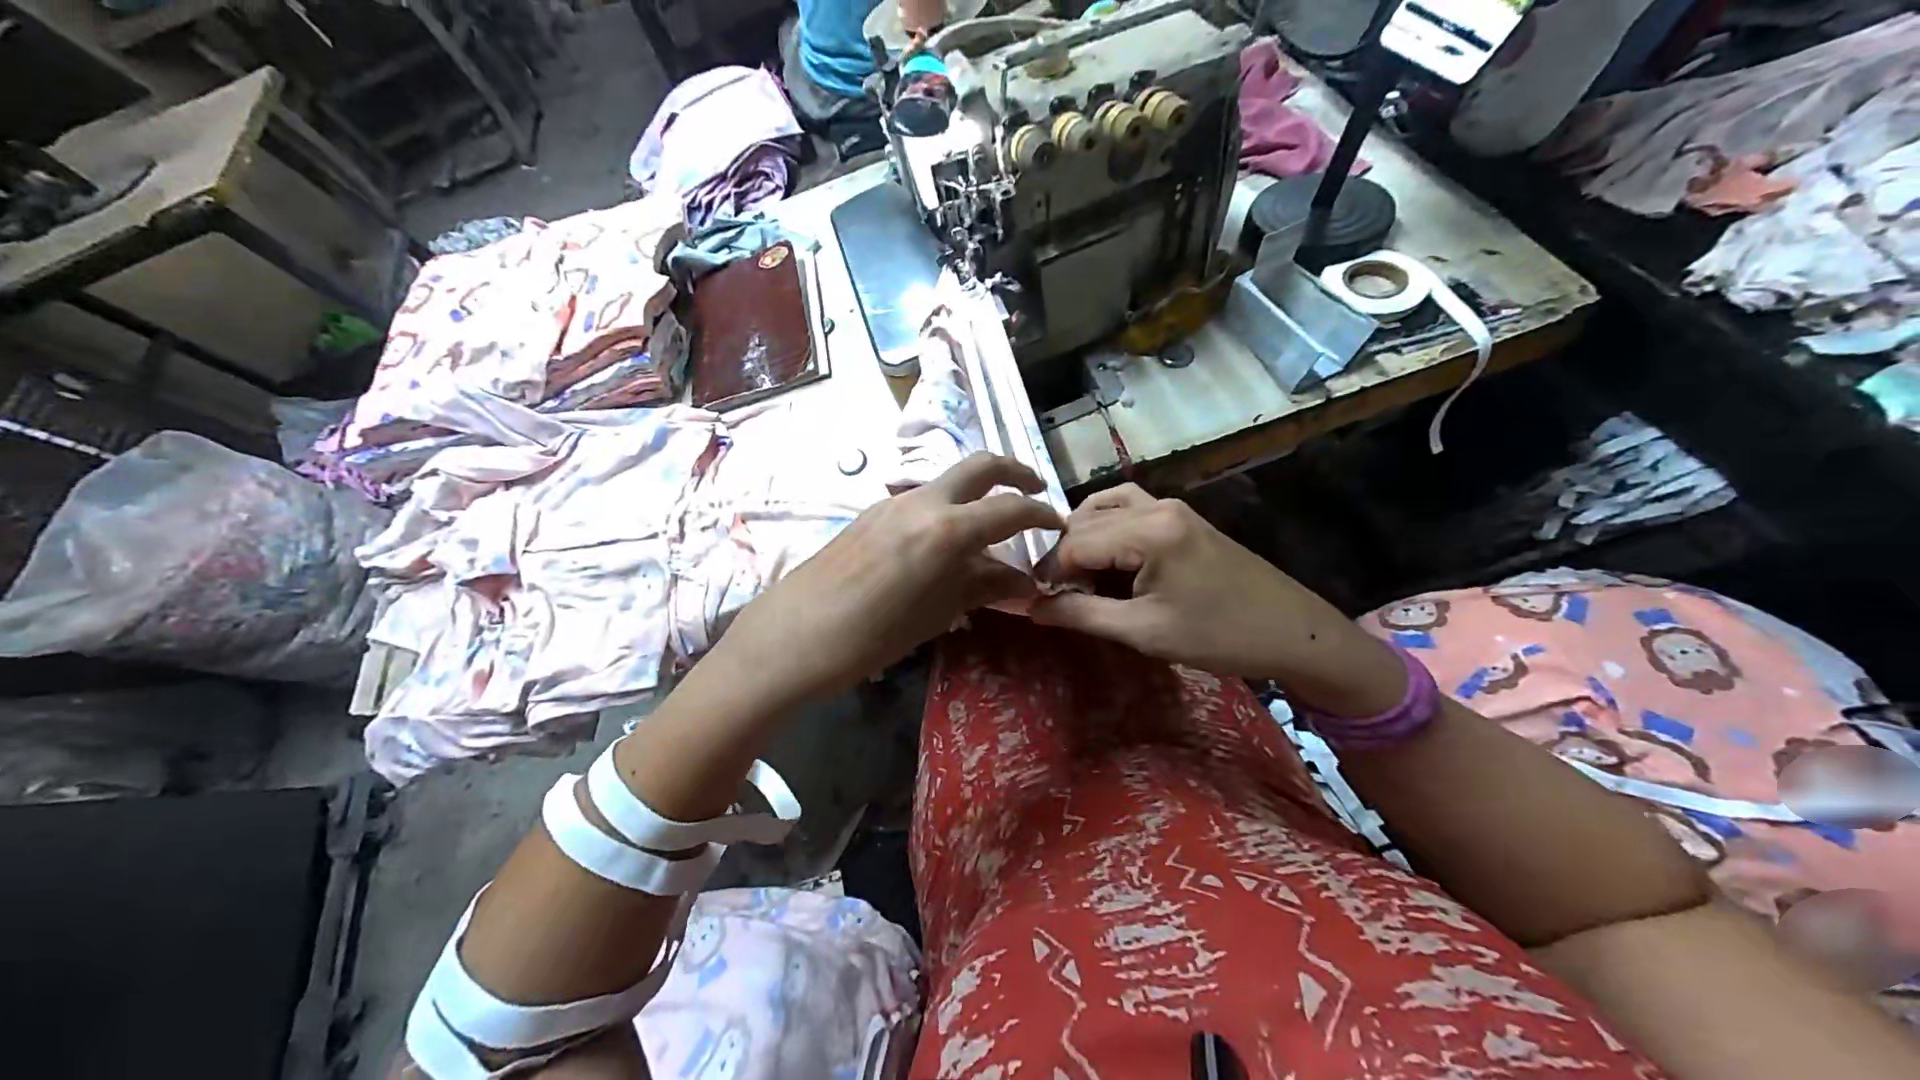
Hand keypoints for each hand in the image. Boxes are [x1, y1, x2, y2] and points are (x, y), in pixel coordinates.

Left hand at [709, 453, 1062, 712]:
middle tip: (1035, 494)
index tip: (1059, 527)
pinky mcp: (869, 516)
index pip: (1011, 508)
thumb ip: (981, 587)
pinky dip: (947, 511)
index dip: (1042, 515)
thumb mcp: (935, 616)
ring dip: (977, 493)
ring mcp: (891, 504)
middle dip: (1015, 472)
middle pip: (981, 465)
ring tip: (991, 532)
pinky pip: (921, 502)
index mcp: (945, 529)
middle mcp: (921, 502)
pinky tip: (944, 549)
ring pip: (948, 482)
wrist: (789, 638)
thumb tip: (1022, 582)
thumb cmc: (869, 638)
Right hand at [1031, 484, 1404, 715]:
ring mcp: (1173, 508)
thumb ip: (1082, 614)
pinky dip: (1107, 527)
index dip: (1048, 572)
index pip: (1074, 542)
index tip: (1033, 602)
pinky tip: (1104, 557)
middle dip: (1063, 556)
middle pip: (1086, 521)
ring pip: (1106, 507)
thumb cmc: (1219, 636)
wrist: (1293, 632)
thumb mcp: (1143, 631)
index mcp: (1148, 530)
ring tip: (1075, 575)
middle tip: (1054, 595)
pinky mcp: (1183, 518)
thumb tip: (1032, 608)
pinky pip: (1130, 509)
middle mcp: (1157, 506)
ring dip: (1082, 537)